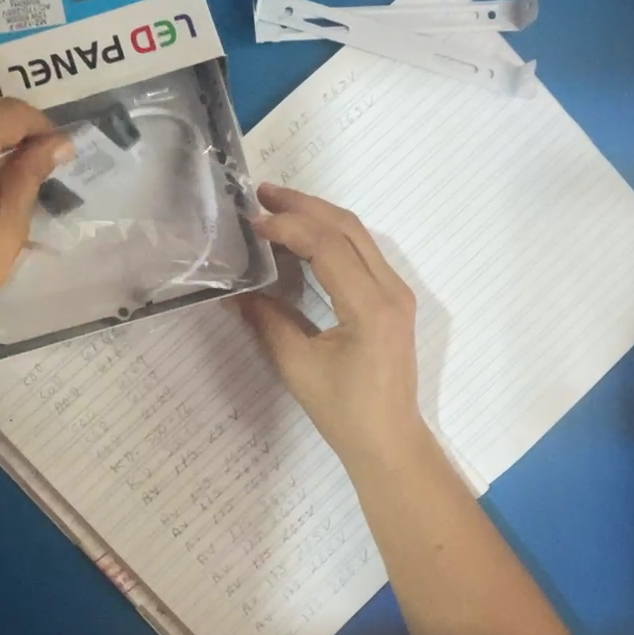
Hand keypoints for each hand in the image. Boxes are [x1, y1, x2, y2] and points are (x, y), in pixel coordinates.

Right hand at [238, 184, 432, 466]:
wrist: (389, 440)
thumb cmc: (344, 412)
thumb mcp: (298, 366)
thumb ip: (267, 320)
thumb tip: (236, 291)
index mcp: (370, 307)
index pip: (328, 246)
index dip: (288, 227)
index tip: (252, 222)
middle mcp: (391, 290)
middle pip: (348, 228)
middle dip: (304, 206)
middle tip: (262, 194)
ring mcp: (397, 293)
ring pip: (358, 235)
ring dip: (318, 216)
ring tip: (278, 207)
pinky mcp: (393, 300)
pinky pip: (363, 253)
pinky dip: (331, 237)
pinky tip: (303, 238)